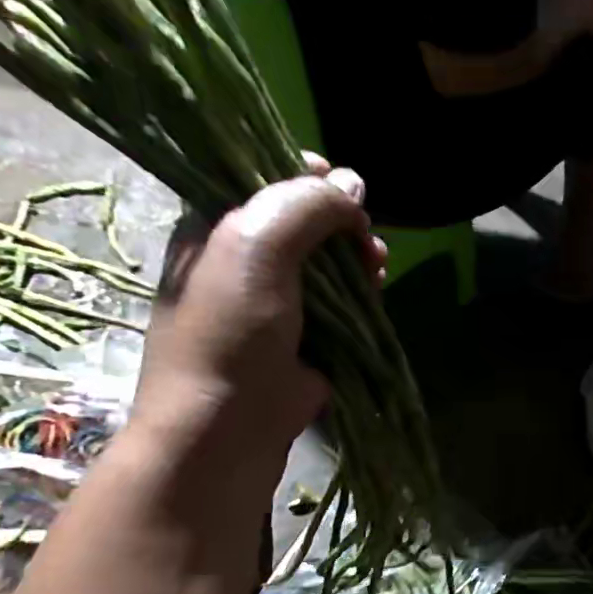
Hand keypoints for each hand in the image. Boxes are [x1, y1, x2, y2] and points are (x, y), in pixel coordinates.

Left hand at [134, 157, 385, 467]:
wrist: (233, 420)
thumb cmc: (231, 329)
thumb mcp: (255, 247)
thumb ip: (304, 206)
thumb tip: (355, 185)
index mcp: (213, 225)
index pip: (260, 176)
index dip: (303, 173)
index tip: (337, 183)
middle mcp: (246, 254)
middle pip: (306, 215)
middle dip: (341, 216)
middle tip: (363, 231)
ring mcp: (282, 294)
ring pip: (332, 256)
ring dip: (358, 252)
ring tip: (377, 261)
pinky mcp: (313, 328)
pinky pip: (346, 294)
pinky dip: (365, 286)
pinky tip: (378, 285)